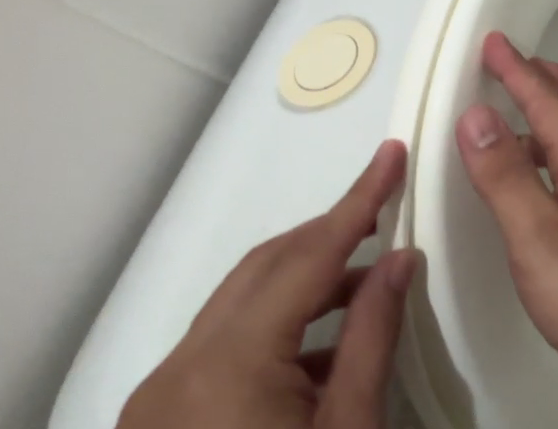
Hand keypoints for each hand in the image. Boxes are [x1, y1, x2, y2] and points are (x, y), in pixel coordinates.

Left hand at [119, 142, 417, 428]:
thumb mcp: (350, 425)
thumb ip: (372, 333)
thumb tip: (400, 260)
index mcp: (230, 364)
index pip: (308, 256)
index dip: (357, 200)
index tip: (390, 154)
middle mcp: (180, 366)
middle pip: (267, 267)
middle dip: (331, 233)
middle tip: (389, 209)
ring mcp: (160, 393)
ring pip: (243, 301)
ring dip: (308, 279)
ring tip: (371, 280)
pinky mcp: (158, 416)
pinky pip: (225, 341)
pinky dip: (280, 323)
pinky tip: (326, 342)